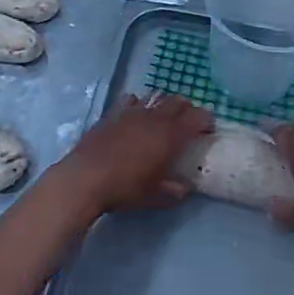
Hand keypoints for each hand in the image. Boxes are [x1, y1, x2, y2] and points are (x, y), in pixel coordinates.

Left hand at [59, 94, 213, 213]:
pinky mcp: (112, 113)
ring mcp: (131, 112)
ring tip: (162, 117)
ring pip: (154, 97)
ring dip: (163, 104)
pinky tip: (135, 114)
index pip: (196, 117)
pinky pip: (130, 100)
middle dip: (186, 108)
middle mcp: (154, 118)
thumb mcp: (154, 196)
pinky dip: (138, 104)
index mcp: (170, 135)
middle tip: (188, 121)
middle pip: (177, 101)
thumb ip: (173, 191)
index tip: (208, 128)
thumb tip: (183, 188)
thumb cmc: (125, 188)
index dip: (206, 120)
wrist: (85, 177)